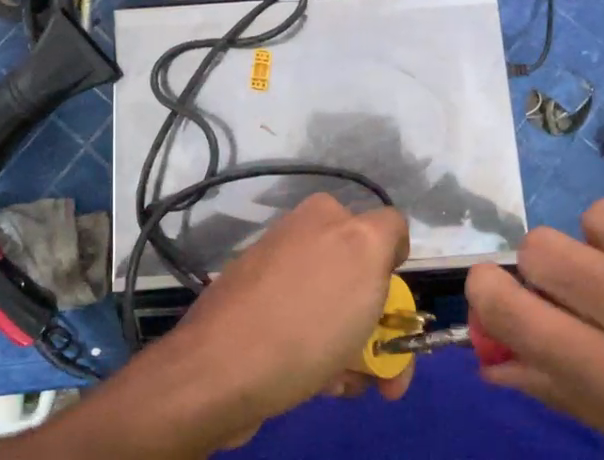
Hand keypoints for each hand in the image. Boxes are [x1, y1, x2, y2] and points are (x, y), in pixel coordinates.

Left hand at [0, 193, 412, 458]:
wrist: (208, 381)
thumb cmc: (293, 329)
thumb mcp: (358, 277)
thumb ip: (384, 237)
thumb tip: (392, 224)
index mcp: (324, 221)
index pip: (386, 233)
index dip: (396, 279)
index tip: (394, 321)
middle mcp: (297, 235)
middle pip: (359, 273)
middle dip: (373, 320)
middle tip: (374, 371)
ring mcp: (271, 271)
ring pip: (333, 305)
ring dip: (349, 344)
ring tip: (344, 382)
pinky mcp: (249, 306)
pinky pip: (303, 322)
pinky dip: (317, 351)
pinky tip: (316, 381)